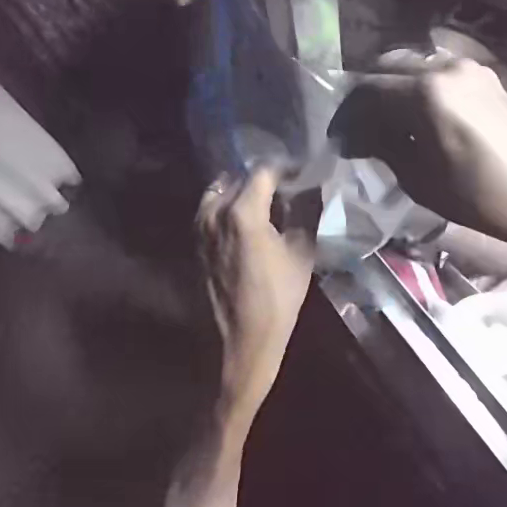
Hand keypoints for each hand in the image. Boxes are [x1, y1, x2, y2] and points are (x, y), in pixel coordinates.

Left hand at [198, 167, 314, 430]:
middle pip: (240, 178)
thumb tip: (309, 192)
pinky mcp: (197, 242)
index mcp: (243, 211)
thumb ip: (304, 214)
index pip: (264, 171)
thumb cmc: (279, 296)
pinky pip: (212, 211)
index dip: (286, 169)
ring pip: (221, 193)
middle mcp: (215, 212)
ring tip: (268, 203)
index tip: (302, 174)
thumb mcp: (303, 251)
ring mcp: (201, 227)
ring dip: (243, 192)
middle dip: (264, 180)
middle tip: (288, 189)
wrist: (245, 337)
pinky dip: (230, 208)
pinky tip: (251, 221)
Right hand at [331, 53, 506, 263]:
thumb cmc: (479, 197)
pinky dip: (420, 89)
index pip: (368, 88)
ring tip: (387, 125)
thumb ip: (383, 145)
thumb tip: (355, 134)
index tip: (338, 137)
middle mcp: (447, 65)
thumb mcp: (419, 178)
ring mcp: (471, 67)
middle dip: (368, 94)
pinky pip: (440, 73)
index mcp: (426, 89)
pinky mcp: (488, 77)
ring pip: (415, 66)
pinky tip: (417, 118)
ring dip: (395, 89)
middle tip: (358, 128)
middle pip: (389, 66)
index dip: (347, 113)